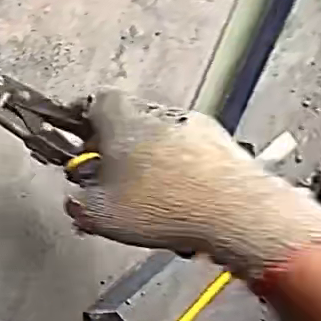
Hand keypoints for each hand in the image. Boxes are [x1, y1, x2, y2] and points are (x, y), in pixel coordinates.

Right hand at [66, 90, 320, 279]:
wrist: (244, 219)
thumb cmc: (166, 207)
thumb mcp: (97, 213)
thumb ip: (77, 201)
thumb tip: (76, 201)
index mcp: (124, 121)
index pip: (97, 101)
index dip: (83, 120)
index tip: (78, 137)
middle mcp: (164, 116)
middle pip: (130, 123)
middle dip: (117, 148)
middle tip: (107, 176)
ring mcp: (202, 132)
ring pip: (163, 141)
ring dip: (151, 163)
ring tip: (144, 198)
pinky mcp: (230, 153)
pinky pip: (194, 159)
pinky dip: (182, 176)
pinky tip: (177, 206)